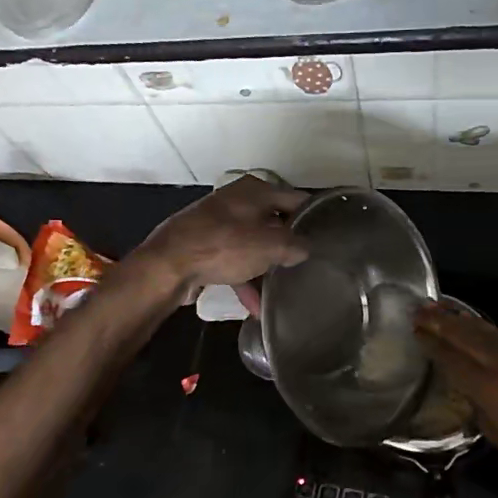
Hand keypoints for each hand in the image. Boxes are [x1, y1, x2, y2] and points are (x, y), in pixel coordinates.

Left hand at [128, 176, 308, 292]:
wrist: (168, 265)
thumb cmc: (223, 246)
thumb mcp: (269, 245)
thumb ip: (294, 245)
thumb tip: (307, 248)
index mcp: (254, 190)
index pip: (296, 199)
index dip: (313, 217)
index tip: (329, 238)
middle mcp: (236, 202)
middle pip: (273, 222)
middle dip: (289, 244)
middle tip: (309, 264)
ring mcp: (218, 225)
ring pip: (252, 244)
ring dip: (266, 267)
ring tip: (286, 289)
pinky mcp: (204, 248)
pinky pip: (233, 263)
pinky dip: (245, 281)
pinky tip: (255, 307)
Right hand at [414, 301, 497, 473]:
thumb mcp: (492, 429)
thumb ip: (473, 402)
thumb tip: (463, 387)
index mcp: (483, 385)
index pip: (449, 356)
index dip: (430, 341)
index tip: (413, 328)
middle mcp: (497, 363)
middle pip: (462, 336)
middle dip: (438, 321)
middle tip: (418, 309)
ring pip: (480, 329)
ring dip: (457, 316)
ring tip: (438, 305)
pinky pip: (497, 333)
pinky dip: (479, 323)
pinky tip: (470, 319)